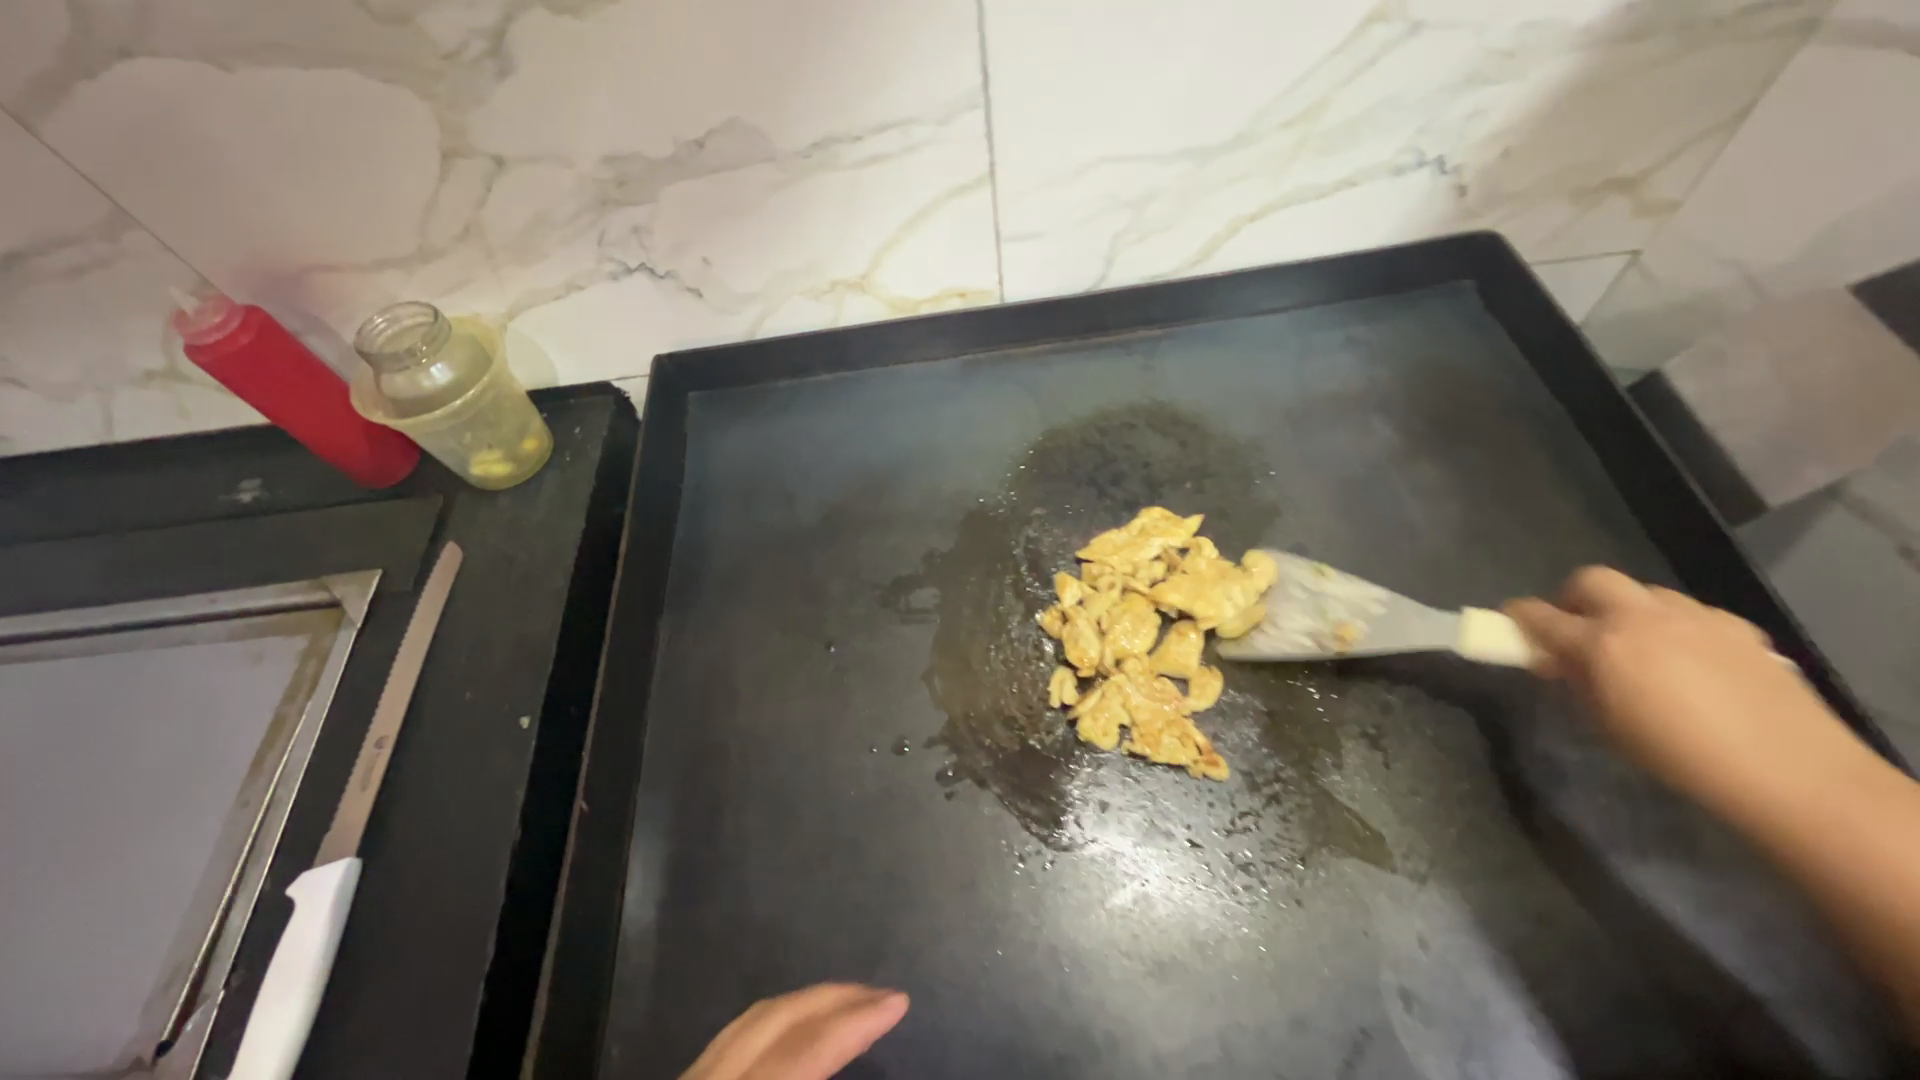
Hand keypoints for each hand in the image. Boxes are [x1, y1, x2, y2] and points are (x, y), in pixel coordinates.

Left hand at [680, 983, 908, 1079]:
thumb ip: (811, 1070)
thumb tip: (852, 1040)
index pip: (806, 1048)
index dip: (856, 1022)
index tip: (900, 1001)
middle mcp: (711, 1077)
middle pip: (776, 1017)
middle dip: (836, 998)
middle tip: (884, 994)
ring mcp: (692, 1076)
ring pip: (750, 1020)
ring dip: (807, 1003)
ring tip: (850, 1002)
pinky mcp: (687, 1079)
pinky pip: (734, 1036)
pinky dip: (775, 1021)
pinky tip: (795, 1028)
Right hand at [1505, 567, 1866, 815]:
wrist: (1789, 769)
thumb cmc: (1678, 755)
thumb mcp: (1607, 724)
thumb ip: (1579, 683)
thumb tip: (1559, 662)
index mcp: (1602, 642)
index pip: (1541, 615)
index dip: (1520, 616)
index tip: (1511, 623)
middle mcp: (1644, 617)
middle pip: (1593, 579)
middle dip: (1575, 598)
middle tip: (1576, 628)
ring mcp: (1695, 617)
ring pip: (1646, 593)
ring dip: (1629, 611)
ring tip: (1638, 647)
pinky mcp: (1738, 627)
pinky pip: (1692, 614)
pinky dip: (1677, 627)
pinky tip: (1691, 661)